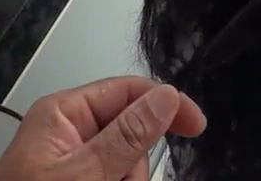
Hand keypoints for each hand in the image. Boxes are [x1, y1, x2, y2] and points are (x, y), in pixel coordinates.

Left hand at [0, 76, 206, 180]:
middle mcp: (68, 134)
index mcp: (63, 115)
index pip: (127, 90)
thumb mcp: (82, 178)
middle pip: (130, 134)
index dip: (166, 103)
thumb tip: (168, 94)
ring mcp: (70, 167)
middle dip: (133, 169)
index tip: (197, 126)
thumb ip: (126, 137)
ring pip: (124, 167)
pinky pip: (113, 180)